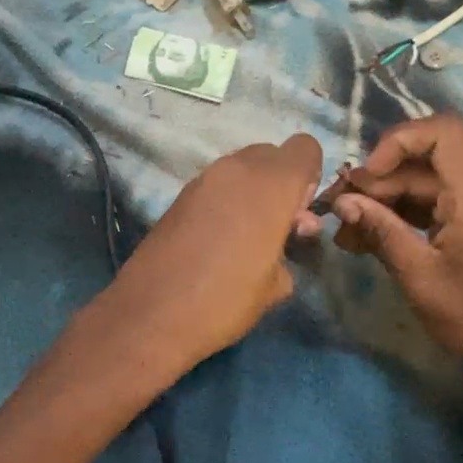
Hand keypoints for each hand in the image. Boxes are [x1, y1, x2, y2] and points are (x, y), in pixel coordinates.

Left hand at [100, 134, 323, 374]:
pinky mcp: (179, 196)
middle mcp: (237, 169)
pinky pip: (216, 185)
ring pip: (242, 168)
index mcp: (271, 184)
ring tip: (247, 239)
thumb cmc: (226, 300)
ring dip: (252, 192)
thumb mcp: (276, 285)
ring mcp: (203, 179)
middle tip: (277, 227)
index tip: (300, 213)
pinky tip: (218, 241)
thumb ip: (290, 248)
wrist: (151, 313)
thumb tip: (285, 236)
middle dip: (281, 182)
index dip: (310, 177)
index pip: (305, 148)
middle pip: (272, 154)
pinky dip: (226, 202)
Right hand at [329, 115, 462, 381]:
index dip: (396, 142)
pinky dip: (414, 215)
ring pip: (435, 183)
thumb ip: (381, 231)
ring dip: (392, 201)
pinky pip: (449, 203)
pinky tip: (379, 238)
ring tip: (351, 232)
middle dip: (382, 180)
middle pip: (430, 160)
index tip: (366, 177)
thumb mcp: (420, 277)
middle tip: (340, 211)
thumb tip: (343, 202)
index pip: (441, 131)